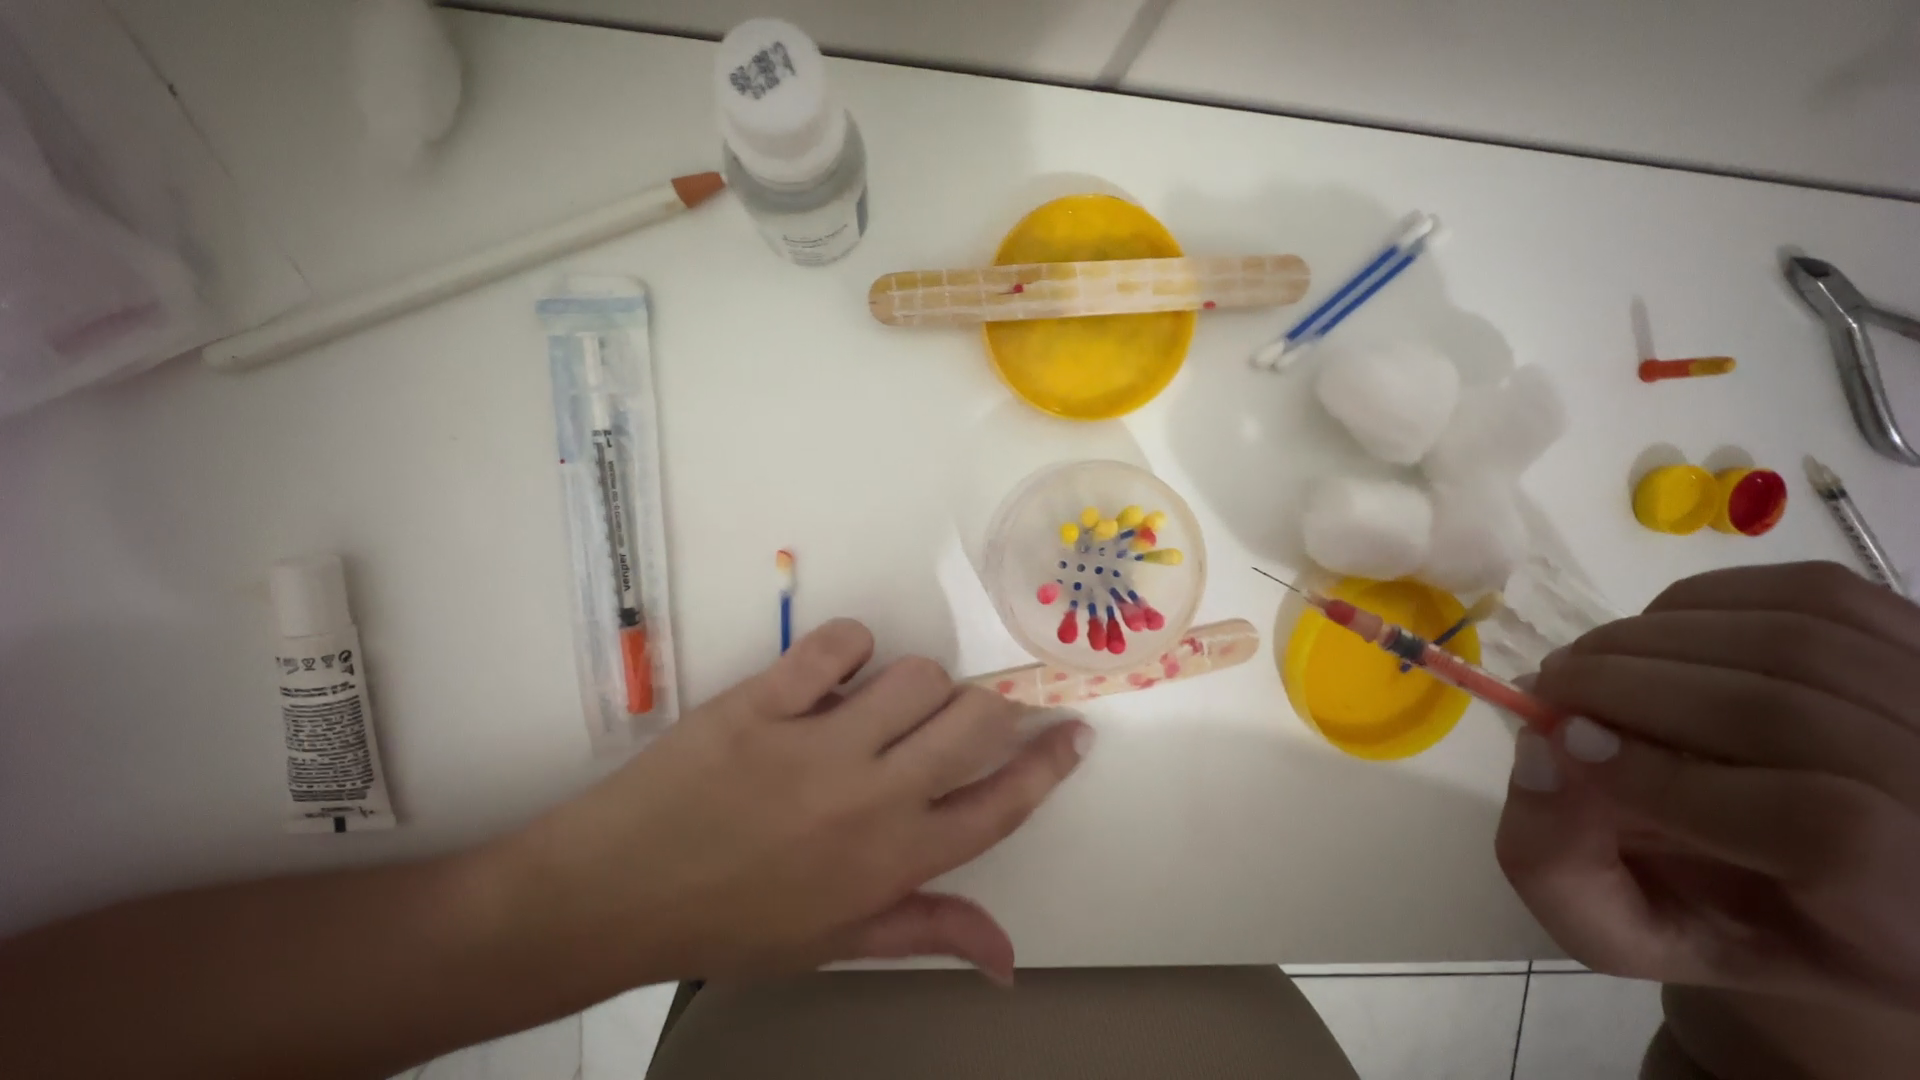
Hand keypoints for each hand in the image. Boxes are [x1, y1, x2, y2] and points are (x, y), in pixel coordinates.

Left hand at [481, 618, 1090, 987]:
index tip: (1073, 731)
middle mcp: (871, 799)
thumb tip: (1008, 957)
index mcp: (894, 861)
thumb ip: (928, 930)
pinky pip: (833, 645)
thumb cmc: (731, 924)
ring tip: (882, 702)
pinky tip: (831, 669)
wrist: (614, 896)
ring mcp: (817, 747)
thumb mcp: (837, 941)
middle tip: (965, 711)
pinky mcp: (762, 705)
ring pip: (917, 675)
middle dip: (991, 706)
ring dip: (914, 681)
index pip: (1000, 804)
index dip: (1048, 762)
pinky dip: (847, 644)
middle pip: (975, 722)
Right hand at [1497, 562, 1919, 1012]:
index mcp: (1911, 920)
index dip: (1669, 778)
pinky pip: (1808, 592)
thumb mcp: (1618, 929)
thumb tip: (1538, 750)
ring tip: (1587, 668)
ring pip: (1791, 639)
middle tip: (1548, 691)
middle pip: (1788, 713)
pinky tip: (1654, 641)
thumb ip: (1551, 864)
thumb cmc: (1715, 915)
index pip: (1822, 828)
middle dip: (1625, 686)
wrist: (1824, 877)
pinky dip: (1697, 603)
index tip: (1564, 748)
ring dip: (1646, 639)